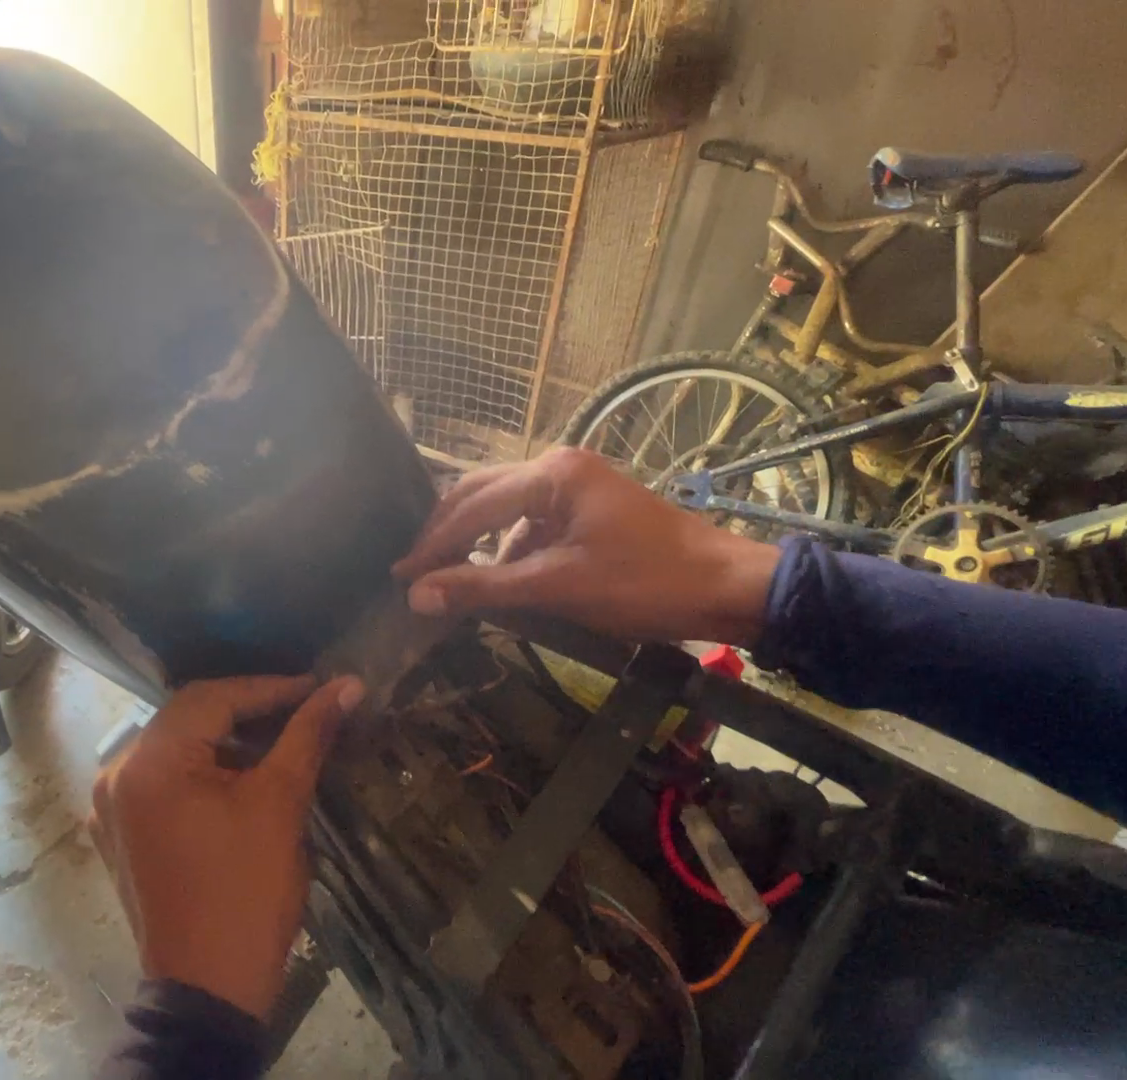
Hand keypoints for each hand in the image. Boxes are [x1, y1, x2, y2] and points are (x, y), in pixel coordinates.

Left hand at [89, 674, 363, 1018]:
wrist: (208, 991)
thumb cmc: (245, 891)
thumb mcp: (281, 802)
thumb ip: (309, 734)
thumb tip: (348, 685)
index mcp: (149, 760)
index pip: (213, 697)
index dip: (270, 688)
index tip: (318, 687)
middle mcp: (117, 773)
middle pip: (189, 717)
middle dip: (248, 709)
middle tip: (302, 709)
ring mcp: (112, 806)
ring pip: (176, 746)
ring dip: (226, 738)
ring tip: (279, 737)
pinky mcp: (119, 833)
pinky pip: (162, 779)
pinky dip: (202, 768)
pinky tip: (241, 774)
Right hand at [391, 448, 780, 644]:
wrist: (727, 588)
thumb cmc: (643, 583)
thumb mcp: (556, 587)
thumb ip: (483, 587)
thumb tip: (416, 596)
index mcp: (551, 473)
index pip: (472, 507)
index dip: (432, 544)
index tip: (398, 576)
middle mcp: (557, 466)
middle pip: (480, 493)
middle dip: (445, 532)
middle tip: (413, 570)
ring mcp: (574, 485)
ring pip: (503, 508)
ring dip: (474, 541)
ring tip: (446, 576)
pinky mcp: (586, 507)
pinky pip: (529, 522)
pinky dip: (506, 548)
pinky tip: (496, 577)